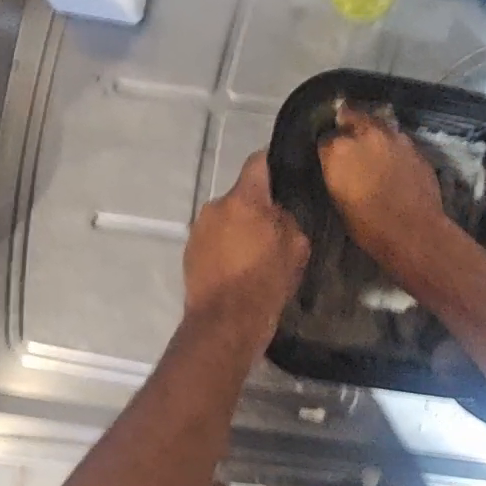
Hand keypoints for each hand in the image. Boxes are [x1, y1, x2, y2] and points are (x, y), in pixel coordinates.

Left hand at [183, 153, 309, 342]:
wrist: (225, 323)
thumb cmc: (265, 282)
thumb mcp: (296, 249)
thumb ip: (287, 220)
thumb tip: (276, 212)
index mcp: (244, 199)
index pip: (257, 162)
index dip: (272, 163)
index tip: (284, 172)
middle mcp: (216, 206)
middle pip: (242, 196)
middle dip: (258, 208)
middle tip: (274, 229)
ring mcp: (198, 229)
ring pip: (227, 218)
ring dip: (240, 229)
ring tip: (255, 255)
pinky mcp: (189, 251)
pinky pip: (214, 238)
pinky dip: (226, 246)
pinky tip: (238, 268)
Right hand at [316, 105, 452, 270]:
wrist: (414, 232)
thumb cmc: (369, 227)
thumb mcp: (339, 201)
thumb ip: (337, 174)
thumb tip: (338, 166)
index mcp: (338, 150)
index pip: (325, 138)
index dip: (328, 148)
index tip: (331, 157)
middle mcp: (365, 135)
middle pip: (352, 117)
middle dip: (349, 126)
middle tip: (350, 140)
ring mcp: (394, 138)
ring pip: (379, 125)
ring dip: (374, 134)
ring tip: (374, 150)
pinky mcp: (416, 147)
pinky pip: (399, 141)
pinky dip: (393, 147)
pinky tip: (394, 162)